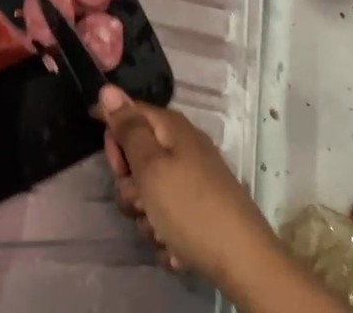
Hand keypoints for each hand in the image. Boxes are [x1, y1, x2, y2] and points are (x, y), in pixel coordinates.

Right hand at [99, 85, 274, 281]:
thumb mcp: (150, 165)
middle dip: (130, 185)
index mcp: (172, 129)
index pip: (129, 112)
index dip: (112, 133)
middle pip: (136, 157)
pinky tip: (175, 249)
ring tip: (161, 232)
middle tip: (140, 200)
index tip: (115, 165)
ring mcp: (192, 183)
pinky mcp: (198, 212)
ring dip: (146, 216)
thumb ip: (128, 127)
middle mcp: (183, 150)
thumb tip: (108, 89)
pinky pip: (165, 217)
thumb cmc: (190, 208)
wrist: (244, 263)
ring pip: (147, 193)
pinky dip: (165, 233)